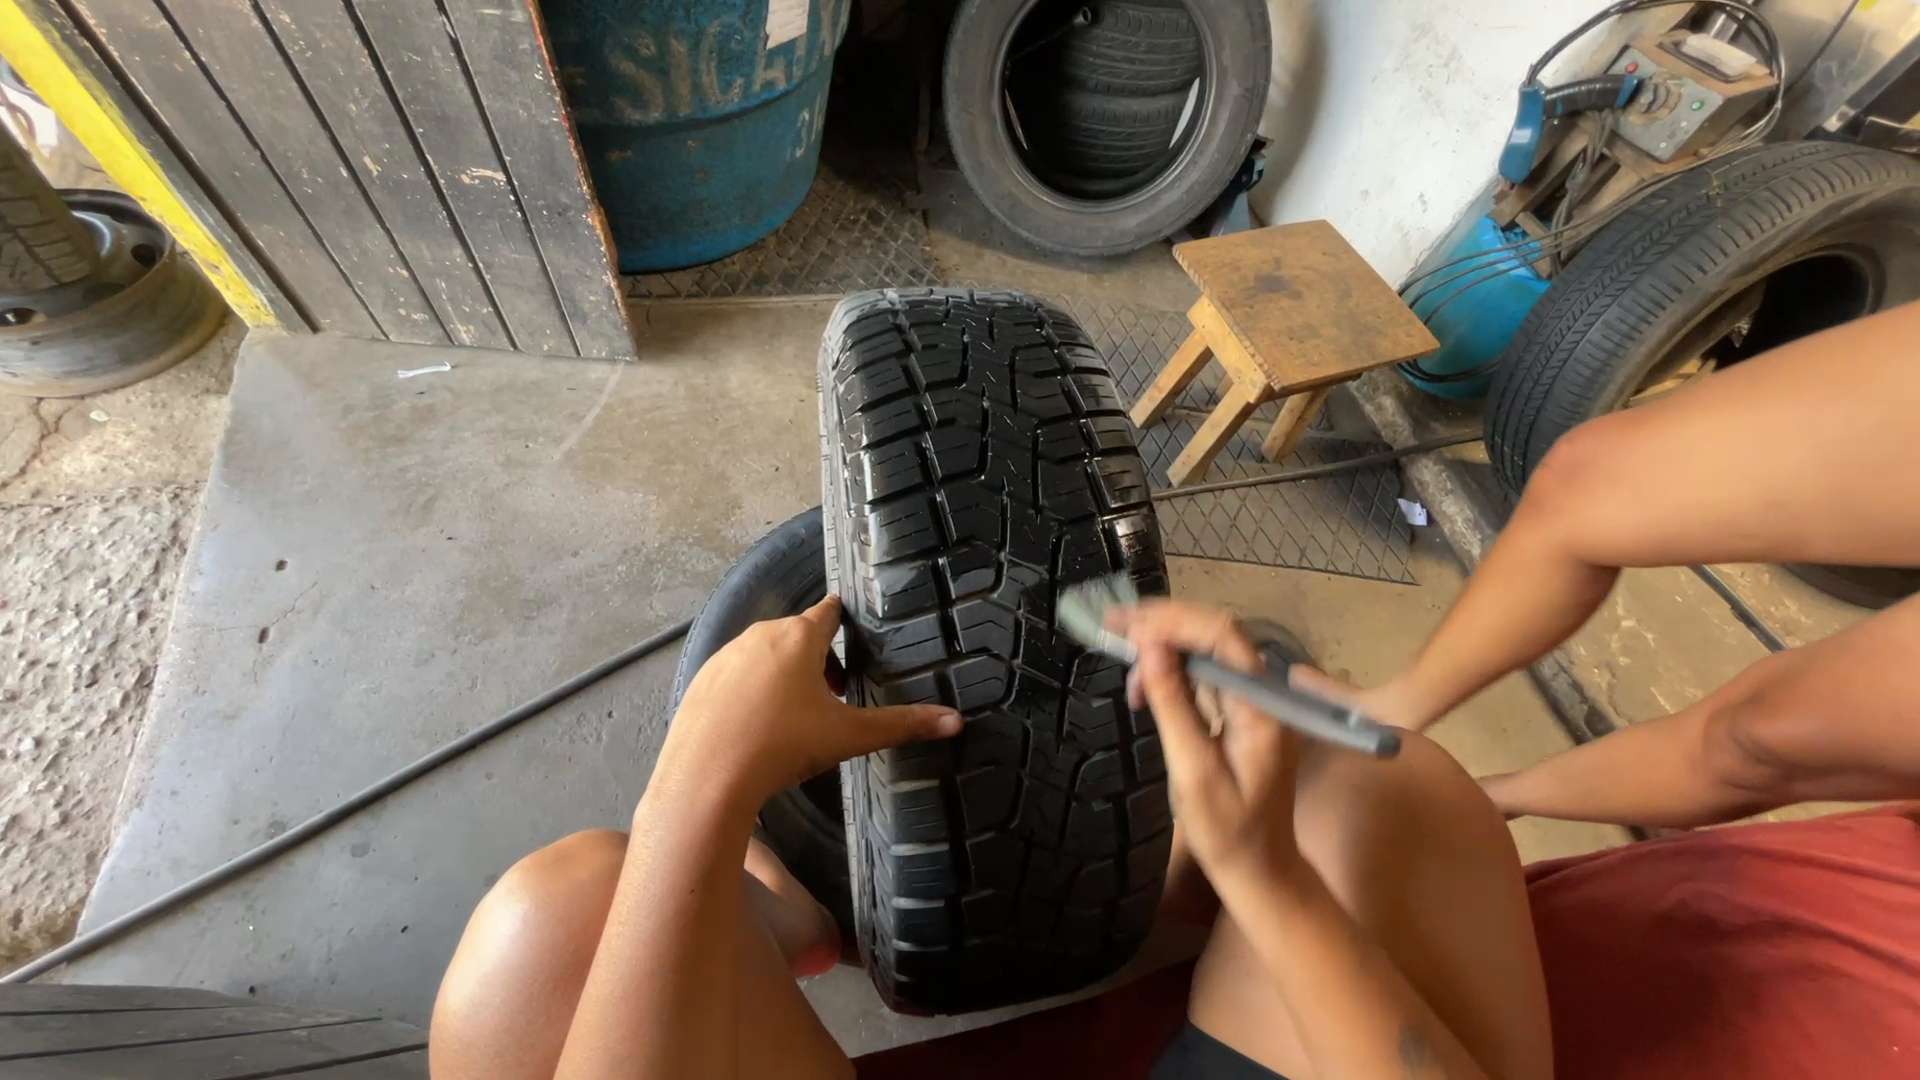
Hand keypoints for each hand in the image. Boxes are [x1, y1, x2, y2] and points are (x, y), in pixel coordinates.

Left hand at [662, 595, 961, 804]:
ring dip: (784, 673)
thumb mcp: (848, 736)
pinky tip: (755, 726)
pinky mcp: (700, 680)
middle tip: (833, 696)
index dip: (843, 618)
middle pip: (798, 634)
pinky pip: (735, 674)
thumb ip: (902, 725)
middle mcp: (761, 635)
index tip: (853, 628)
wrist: (704, 778)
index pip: (829, 611)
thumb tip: (956, 721)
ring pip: (765, 653)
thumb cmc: (783, 745)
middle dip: (818, 658)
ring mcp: (726, 656)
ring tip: (796, 715)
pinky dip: (751, 689)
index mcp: (800, 637)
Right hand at [1107, 599, 1309, 888]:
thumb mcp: (1191, 769)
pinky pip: (1203, 672)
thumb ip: (1173, 703)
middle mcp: (1262, 694)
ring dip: (1162, 643)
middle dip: (1162, 624)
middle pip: (1214, 634)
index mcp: (1260, 707)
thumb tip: (1149, 647)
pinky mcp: (1239, 710)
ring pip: (1206, 649)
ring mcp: (1252, 701)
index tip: (1127, 625)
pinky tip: (1143, 680)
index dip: (1172, 622)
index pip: (1221, 636)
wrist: (1259, 868)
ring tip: (1119, 652)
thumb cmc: (1226, 830)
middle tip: (1112, 623)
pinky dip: (1169, 668)